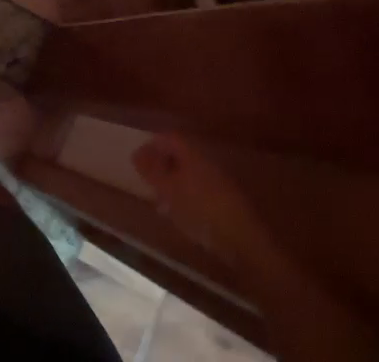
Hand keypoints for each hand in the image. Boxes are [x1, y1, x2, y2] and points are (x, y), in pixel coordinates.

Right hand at [132, 132, 279, 273]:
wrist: (242, 240)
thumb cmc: (199, 210)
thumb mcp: (168, 190)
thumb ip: (151, 170)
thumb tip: (136, 153)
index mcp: (193, 155)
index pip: (170, 137)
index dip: (152, 144)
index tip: (138, 159)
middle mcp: (207, 163)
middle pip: (180, 154)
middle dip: (162, 164)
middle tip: (148, 180)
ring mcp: (219, 181)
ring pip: (190, 173)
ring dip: (173, 182)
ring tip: (160, 201)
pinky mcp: (226, 200)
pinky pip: (200, 189)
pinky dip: (186, 195)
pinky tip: (180, 214)